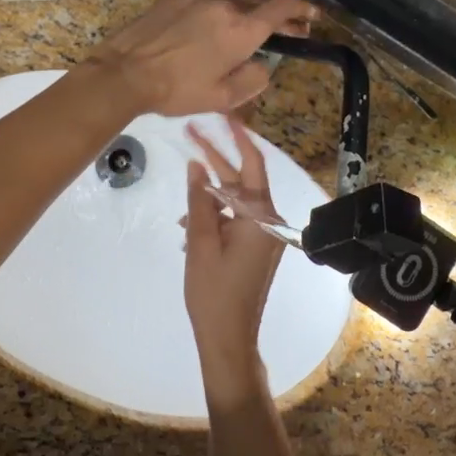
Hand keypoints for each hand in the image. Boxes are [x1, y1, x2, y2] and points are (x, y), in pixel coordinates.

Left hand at [82, 0, 314, 117]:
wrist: (126, 71)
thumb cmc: (176, 90)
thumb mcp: (222, 97)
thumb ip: (252, 80)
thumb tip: (263, 65)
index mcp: (242, 30)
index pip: (282, 7)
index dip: (302, 8)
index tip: (312, 14)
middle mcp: (226, 5)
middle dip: (281, 11)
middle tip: (291, 25)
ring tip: (266, 4)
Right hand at [183, 119, 285, 396]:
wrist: (228, 339)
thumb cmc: (213, 292)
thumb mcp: (200, 241)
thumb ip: (200, 200)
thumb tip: (197, 166)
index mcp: (261, 219)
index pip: (253, 165)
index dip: (238, 138)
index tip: (224, 116)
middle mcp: (269, 223)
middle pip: (243, 180)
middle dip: (216, 158)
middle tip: (190, 133)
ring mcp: (264, 238)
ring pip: (237, 200)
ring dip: (211, 191)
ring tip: (185, 186)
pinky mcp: (255, 250)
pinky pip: (236, 219)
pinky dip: (216, 214)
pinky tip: (190, 221)